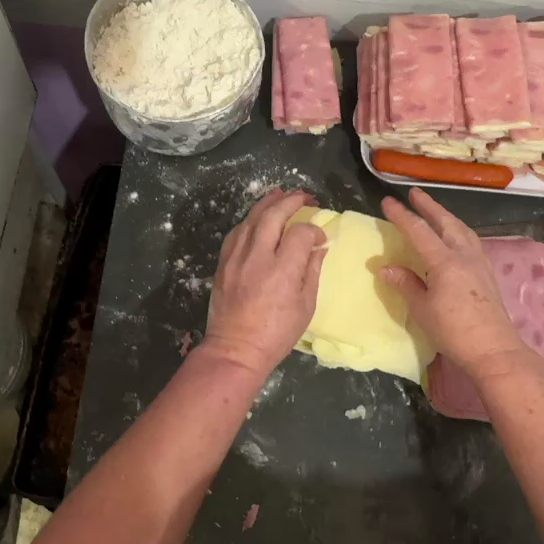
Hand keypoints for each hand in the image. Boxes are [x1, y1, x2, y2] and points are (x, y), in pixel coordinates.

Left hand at [200, 189, 326, 375]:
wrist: (236, 349)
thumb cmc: (276, 334)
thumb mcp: (305, 306)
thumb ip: (312, 272)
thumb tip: (318, 248)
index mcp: (283, 270)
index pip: (301, 233)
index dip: (314, 230)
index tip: (320, 239)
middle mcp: (258, 257)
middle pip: (273, 215)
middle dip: (290, 201)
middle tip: (302, 196)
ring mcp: (236, 258)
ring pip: (251, 219)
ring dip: (267, 204)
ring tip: (279, 194)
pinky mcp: (223, 263)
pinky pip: (236, 232)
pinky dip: (249, 221)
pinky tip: (258, 219)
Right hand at [378, 188, 527, 376]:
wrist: (493, 349)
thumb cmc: (453, 331)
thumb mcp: (422, 309)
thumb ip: (406, 284)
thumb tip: (386, 268)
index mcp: (444, 261)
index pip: (419, 231)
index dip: (402, 216)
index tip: (387, 201)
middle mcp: (464, 255)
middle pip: (445, 222)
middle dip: (429, 206)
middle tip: (415, 193)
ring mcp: (479, 263)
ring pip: (462, 230)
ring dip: (446, 216)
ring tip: (436, 211)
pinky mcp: (487, 273)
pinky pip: (471, 241)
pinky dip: (458, 231)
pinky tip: (456, 237)